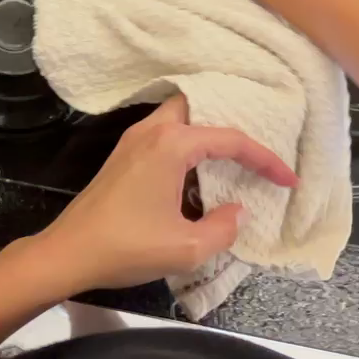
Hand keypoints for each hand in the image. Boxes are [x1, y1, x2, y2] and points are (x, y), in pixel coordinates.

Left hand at [31, 95, 298, 292]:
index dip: (265, 159)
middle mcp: (151, 131)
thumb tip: (236, 211)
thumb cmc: (127, 246)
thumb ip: (223, 228)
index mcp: (170, 144)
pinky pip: (164, 136)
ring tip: (236, 157)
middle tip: (256, 146)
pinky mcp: (123, 156)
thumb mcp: (187, 246)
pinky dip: (187, 145)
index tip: (289, 181)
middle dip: (231, 119)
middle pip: (198, 107)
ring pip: (178, 119)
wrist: (69, 252)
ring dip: (206, 132)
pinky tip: (201, 173)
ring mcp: (132, 141)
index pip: (230, 139)